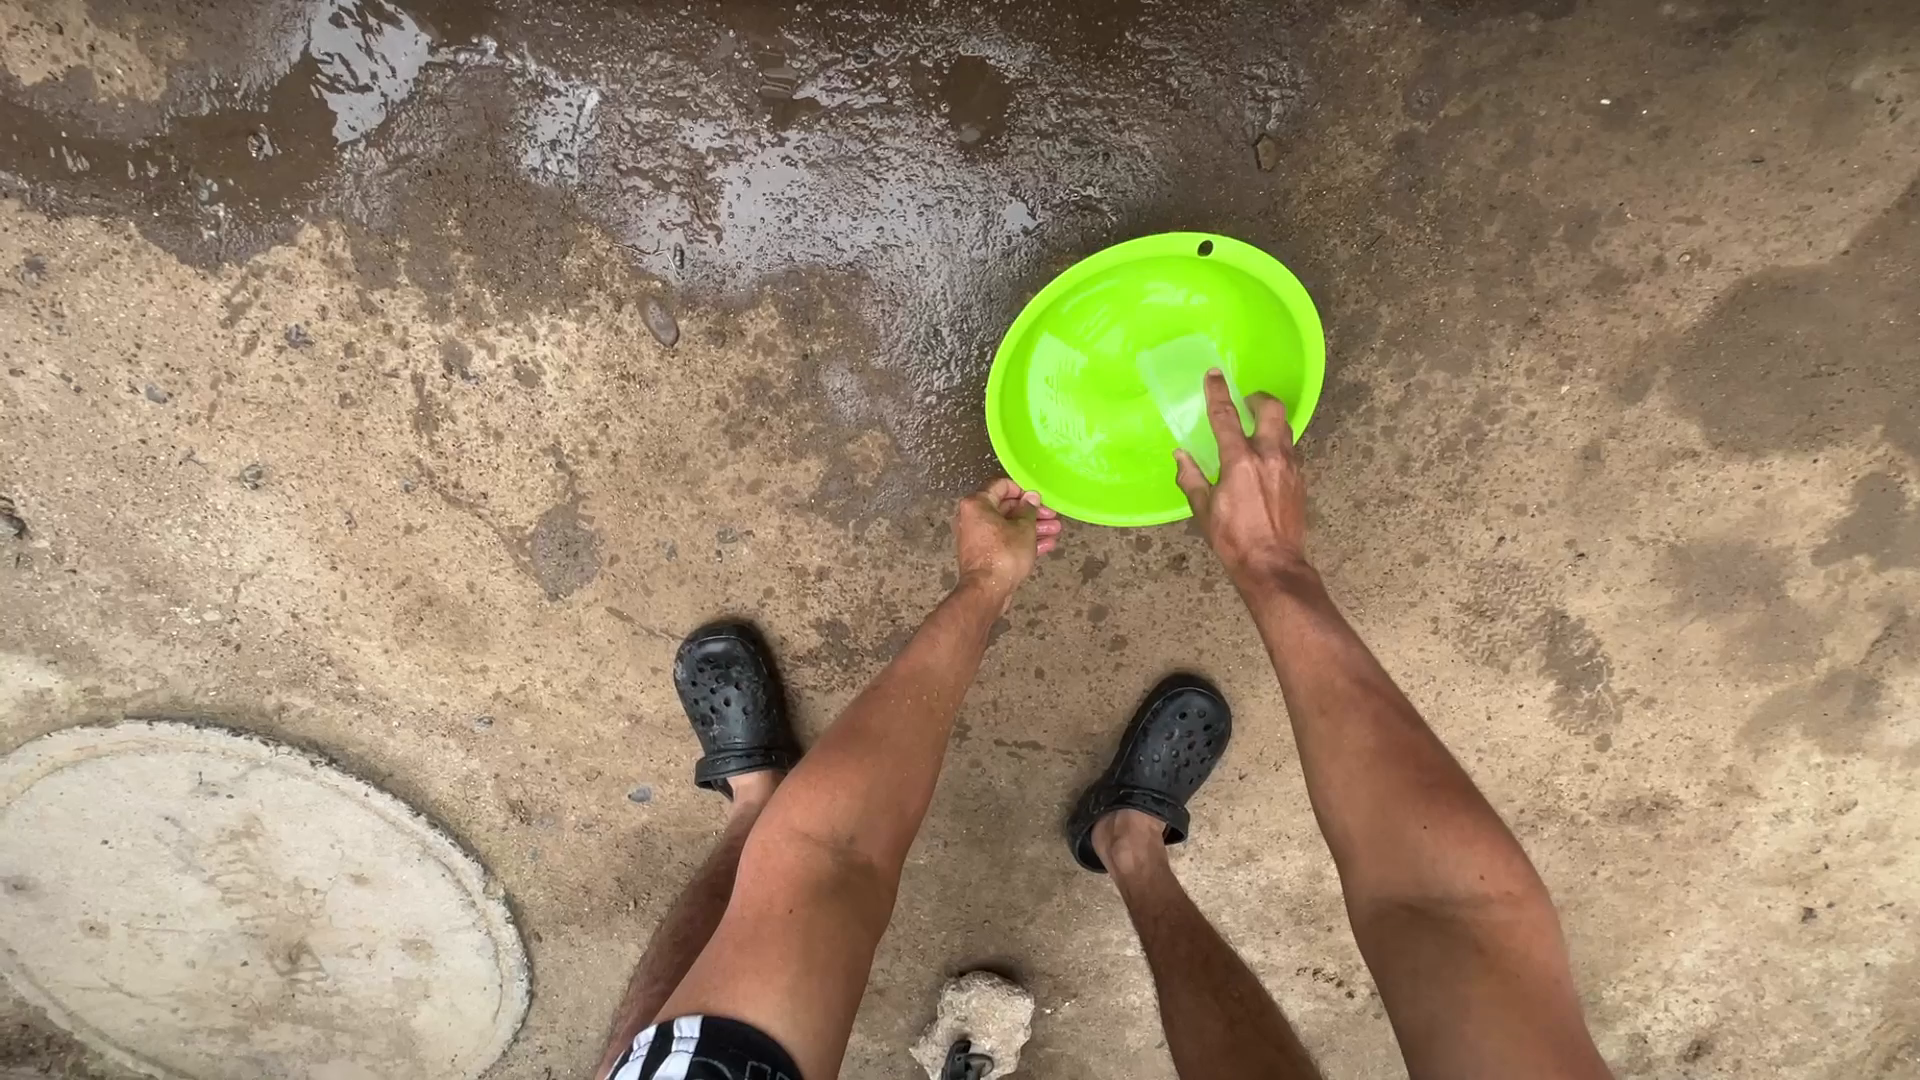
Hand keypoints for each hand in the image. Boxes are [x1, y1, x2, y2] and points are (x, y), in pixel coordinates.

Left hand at [953, 478, 1060, 605]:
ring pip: (1008, 526)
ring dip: (1032, 527)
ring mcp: (977, 537)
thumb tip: (1031, 499)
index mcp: (977, 504)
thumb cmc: (1001, 557)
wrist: (988, 590)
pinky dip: (1023, 541)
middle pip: (1006, 507)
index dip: (1023, 489)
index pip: (1001, 486)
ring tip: (1054, 530)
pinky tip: (1045, 544)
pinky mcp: (983, 553)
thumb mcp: (1024, 528)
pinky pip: (1005, 541)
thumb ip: (1029, 510)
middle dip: (1032, 512)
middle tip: (1050, 515)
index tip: (1037, 497)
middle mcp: (972, 518)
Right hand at [1174, 369, 1308, 585]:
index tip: (1214, 375)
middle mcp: (1269, 456)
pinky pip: (1289, 449)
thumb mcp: (1204, 510)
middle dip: (1258, 398)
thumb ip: (1191, 478)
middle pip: (1271, 409)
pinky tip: (1265, 458)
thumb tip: (1182, 456)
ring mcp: (1289, 467)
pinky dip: (1276, 443)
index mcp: (1240, 461)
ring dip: (1269, 421)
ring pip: (1284, 428)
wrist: (1273, 565)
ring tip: (1254, 428)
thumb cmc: (1233, 540)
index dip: (1218, 392)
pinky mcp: (1300, 480)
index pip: (1226, 416)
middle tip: (1246, 400)